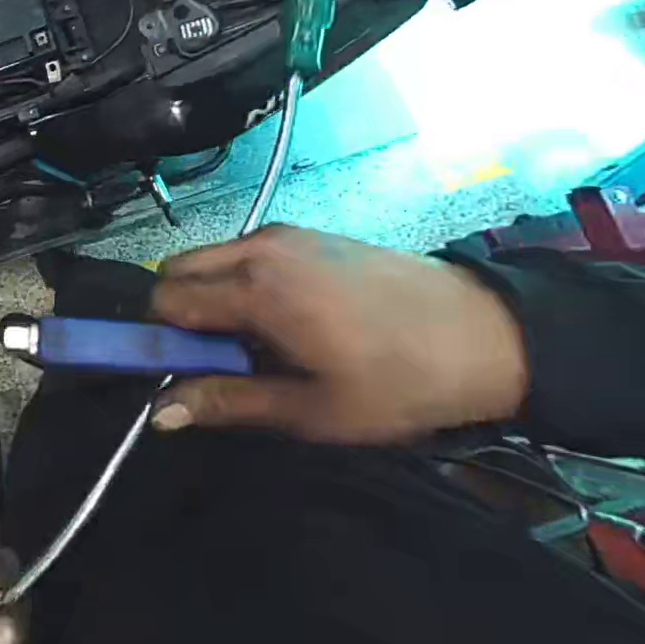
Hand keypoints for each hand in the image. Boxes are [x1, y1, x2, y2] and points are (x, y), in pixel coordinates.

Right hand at [149, 225, 527, 442]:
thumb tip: (160, 412)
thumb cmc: (397, 381)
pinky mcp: (299, 231)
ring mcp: (279, 233)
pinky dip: (235, 279)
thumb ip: (227, 401)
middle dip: (179, 312)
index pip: (166, 299)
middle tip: (221, 356)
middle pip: (175, 270)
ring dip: (208, 295)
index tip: (185, 369)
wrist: (484, 330)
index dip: (160, 337)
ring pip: (206, 258)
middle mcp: (257, 247)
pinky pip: (239, 250)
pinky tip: (283, 314)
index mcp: (256, 289)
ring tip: (257, 338)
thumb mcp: (312, 410)